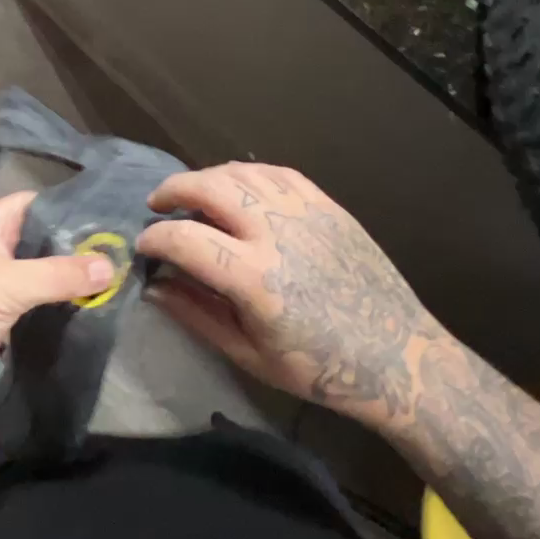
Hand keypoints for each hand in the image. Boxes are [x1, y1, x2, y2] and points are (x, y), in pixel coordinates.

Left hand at [0, 191, 113, 399]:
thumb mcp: (8, 285)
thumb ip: (59, 274)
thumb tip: (110, 265)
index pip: (37, 204)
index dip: (72, 209)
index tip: (113, 219)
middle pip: (42, 238)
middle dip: (78, 247)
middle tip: (124, 252)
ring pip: (42, 270)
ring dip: (70, 277)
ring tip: (118, 277)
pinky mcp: (0, 311)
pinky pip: (36, 298)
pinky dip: (59, 300)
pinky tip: (91, 304)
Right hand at [136, 162, 438, 416]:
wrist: (397, 355)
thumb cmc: (317, 366)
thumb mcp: (248, 354)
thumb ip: (195, 315)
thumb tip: (153, 286)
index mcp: (255, 279)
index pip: (185, 239)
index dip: (154, 238)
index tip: (143, 246)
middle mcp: (276, 233)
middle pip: (209, 187)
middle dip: (173, 190)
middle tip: (157, 205)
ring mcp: (304, 212)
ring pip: (241, 173)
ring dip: (206, 178)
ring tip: (192, 195)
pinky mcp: (326, 204)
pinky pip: (276, 172)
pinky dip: (245, 174)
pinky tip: (236, 188)